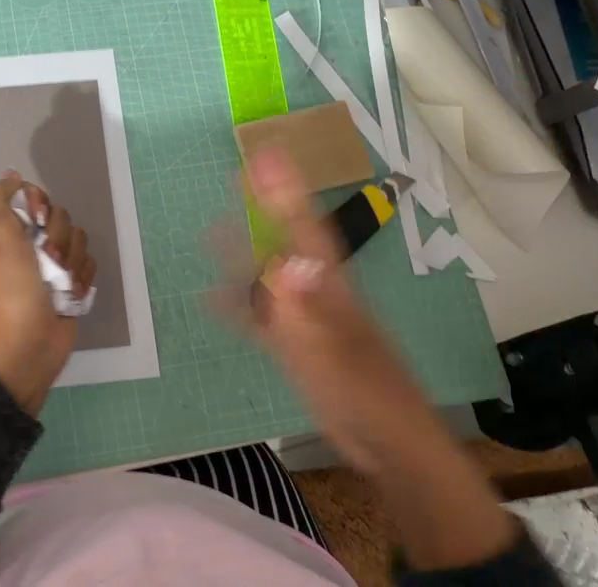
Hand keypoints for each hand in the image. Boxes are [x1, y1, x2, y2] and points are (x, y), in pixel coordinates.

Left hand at [0, 170, 96, 415]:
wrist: (28, 345)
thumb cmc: (10, 289)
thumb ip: (1, 198)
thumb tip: (11, 172)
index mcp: (0, 229)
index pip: (29, 196)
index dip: (37, 205)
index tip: (37, 219)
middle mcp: (23, 242)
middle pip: (57, 215)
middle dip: (58, 237)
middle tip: (48, 259)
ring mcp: (48, 262)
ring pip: (77, 238)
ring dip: (71, 261)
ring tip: (60, 285)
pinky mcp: (68, 281)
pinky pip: (87, 262)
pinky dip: (81, 278)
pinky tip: (70, 294)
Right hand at [231, 149, 429, 467]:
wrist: (387, 443)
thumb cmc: (368, 393)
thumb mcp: (337, 350)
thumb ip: (309, 310)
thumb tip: (287, 266)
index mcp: (329, 284)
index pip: (303, 225)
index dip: (285, 189)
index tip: (267, 154)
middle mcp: (313, 292)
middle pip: (281, 240)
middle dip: (261, 207)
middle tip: (237, 174)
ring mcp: (302, 318)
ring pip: (265, 276)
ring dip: (241, 253)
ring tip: (209, 231)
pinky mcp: (294, 346)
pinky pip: (258, 317)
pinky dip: (236, 304)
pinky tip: (212, 297)